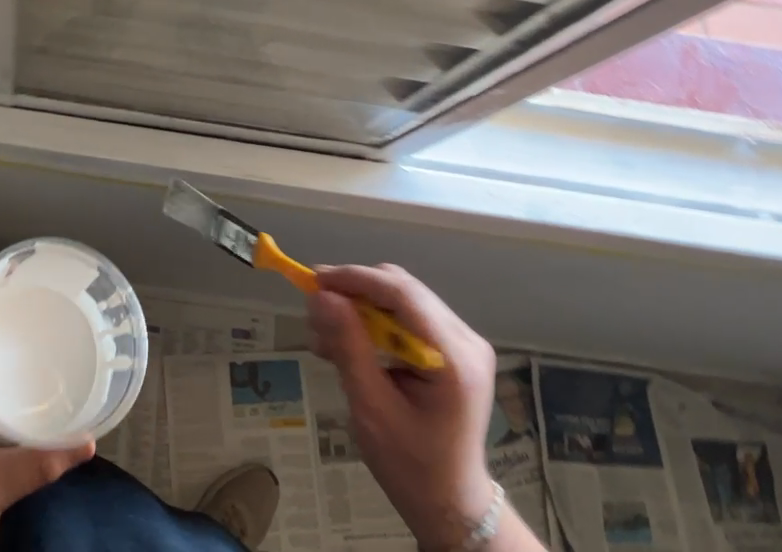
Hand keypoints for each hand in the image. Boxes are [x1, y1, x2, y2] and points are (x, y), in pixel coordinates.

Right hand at [308, 264, 511, 551]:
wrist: (450, 503)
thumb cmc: (410, 464)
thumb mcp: (371, 409)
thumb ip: (349, 348)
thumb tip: (322, 297)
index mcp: (454, 358)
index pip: (403, 295)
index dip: (357, 279)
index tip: (315, 280)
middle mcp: (466, 341)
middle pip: (405, 290)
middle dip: (356, 291)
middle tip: (315, 309)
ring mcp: (464, 344)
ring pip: (404, 300)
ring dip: (362, 307)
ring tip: (326, 333)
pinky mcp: (454, 350)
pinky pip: (409, 318)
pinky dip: (376, 322)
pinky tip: (350, 343)